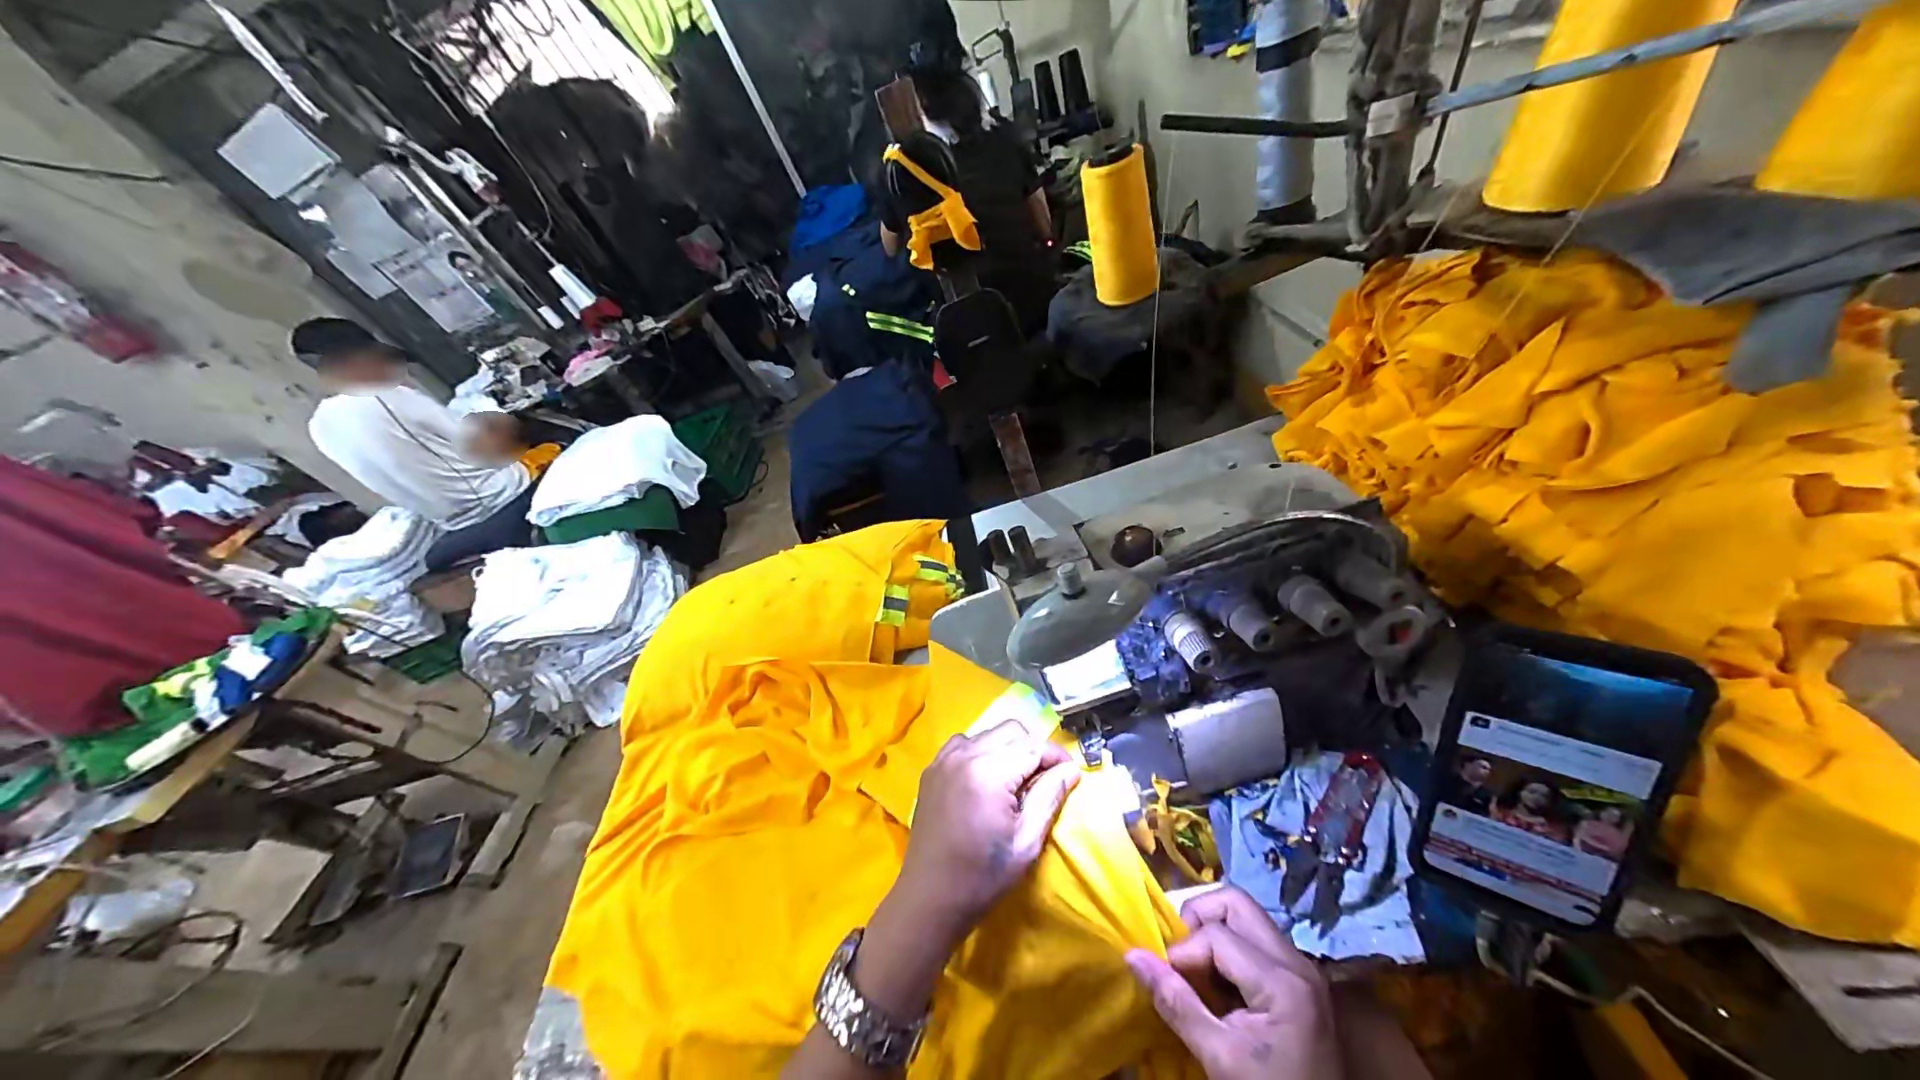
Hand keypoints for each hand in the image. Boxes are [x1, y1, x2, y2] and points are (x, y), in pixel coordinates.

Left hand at [895, 719, 1082, 932]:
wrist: (930, 898)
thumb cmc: (983, 877)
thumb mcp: (1027, 842)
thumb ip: (1049, 797)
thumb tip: (1071, 770)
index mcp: (987, 772)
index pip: (1033, 745)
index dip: (1057, 757)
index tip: (1071, 774)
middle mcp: (963, 755)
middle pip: (1011, 731)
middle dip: (1034, 749)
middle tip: (1045, 780)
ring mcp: (944, 759)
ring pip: (988, 734)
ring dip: (1008, 748)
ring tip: (1017, 782)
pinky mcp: (932, 769)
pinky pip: (964, 744)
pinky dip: (983, 751)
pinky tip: (988, 780)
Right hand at [1125, 887, 1342, 1079]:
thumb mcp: (1219, 1057)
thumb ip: (1175, 1002)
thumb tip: (1132, 955)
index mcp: (1283, 981)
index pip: (1216, 935)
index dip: (1183, 953)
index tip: (1166, 984)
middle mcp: (1296, 961)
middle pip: (1235, 903)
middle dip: (1198, 921)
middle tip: (1181, 960)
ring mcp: (1300, 968)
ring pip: (1244, 915)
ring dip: (1212, 932)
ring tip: (1197, 972)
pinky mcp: (1298, 980)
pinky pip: (1255, 939)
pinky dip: (1228, 949)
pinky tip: (1218, 986)